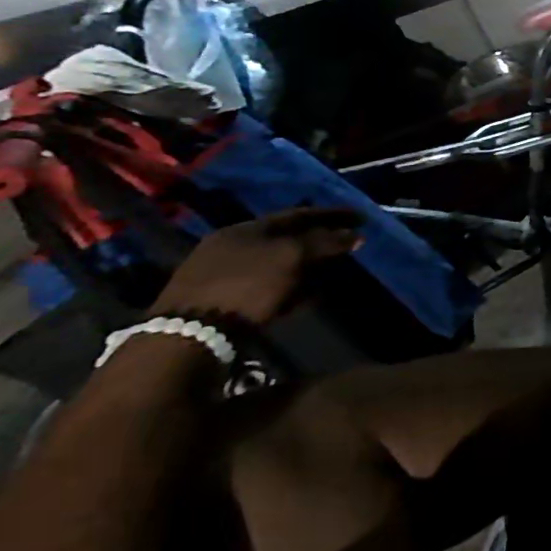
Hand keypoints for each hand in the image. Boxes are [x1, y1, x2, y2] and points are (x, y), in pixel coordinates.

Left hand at [149, 208, 362, 324]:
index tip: (361, 218)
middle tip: (348, 247)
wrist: (188, 337)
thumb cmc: (245, 285)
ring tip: (333, 274)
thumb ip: (326, 242)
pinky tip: (305, 297)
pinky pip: (267, 287)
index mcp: (245, 229)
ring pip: (277, 265)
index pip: (298, 214)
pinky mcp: (220, 304)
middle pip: (287, 239)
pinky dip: (290, 288)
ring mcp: (222, 276)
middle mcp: (231, 247)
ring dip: (307, 268)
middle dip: (321, 242)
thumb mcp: (291, 257)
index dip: (333, 214)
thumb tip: (356, 235)